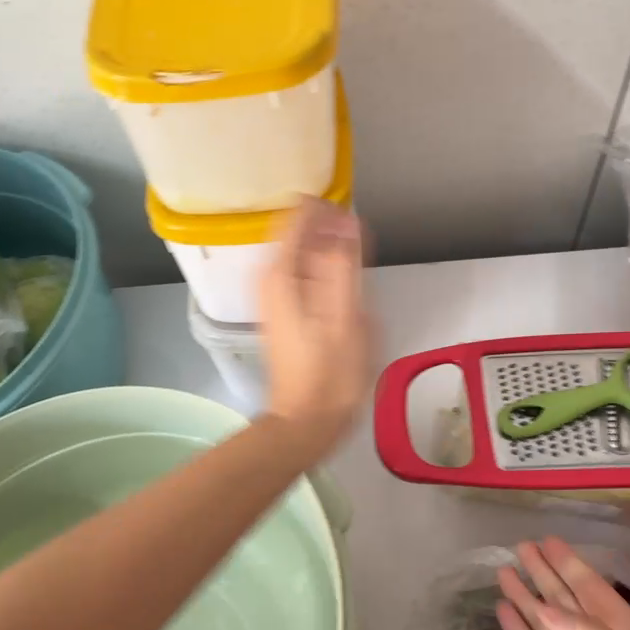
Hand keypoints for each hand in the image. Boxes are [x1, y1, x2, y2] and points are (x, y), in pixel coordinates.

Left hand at [257, 197, 369, 462]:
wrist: (305, 421)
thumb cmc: (330, 374)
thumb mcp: (346, 316)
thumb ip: (344, 264)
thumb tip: (346, 218)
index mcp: (280, 273)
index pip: (298, 212)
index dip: (329, 208)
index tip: (355, 222)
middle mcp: (269, 277)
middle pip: (299, 229)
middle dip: (331, 229)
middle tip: (360, 250)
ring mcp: (273, 294)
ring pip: (303, 251)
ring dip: (331, 251)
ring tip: (357, 270)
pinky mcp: (282, 310)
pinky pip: (304, 272)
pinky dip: (324, 270)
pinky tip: (345, 290)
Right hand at [497, 539, 629, 629]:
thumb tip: (549, 609)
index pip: (595, 592)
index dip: (572, 565)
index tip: (548, 540)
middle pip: (567, 602)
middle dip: (546, 574)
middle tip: (520, 545)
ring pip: (547, 625)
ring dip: (527, 598)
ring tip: (504, 571)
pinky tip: (505, 611)